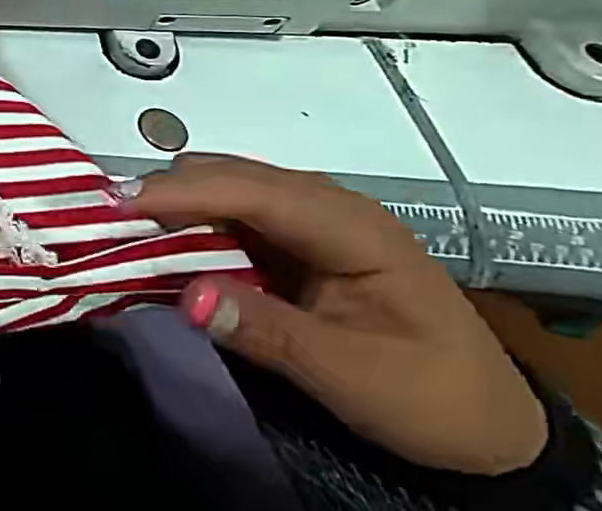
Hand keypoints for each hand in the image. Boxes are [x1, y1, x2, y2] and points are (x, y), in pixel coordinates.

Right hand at [123, 154, 546, 474]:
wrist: (491, 424)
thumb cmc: (434, 397)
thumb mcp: (356, 378)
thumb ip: (270, 333)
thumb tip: (186, 296)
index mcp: (350, 225)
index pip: (254, 190)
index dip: (184, 191)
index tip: (123, 202)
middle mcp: (325, 204)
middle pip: (233, 176)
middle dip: (170, 190)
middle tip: (110, 216)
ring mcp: (310, 217)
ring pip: (227, 188)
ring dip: (177, 203)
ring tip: (126, 225)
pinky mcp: (295, 238)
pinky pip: (233, 215)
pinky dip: (193, 223)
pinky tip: (167, 239)